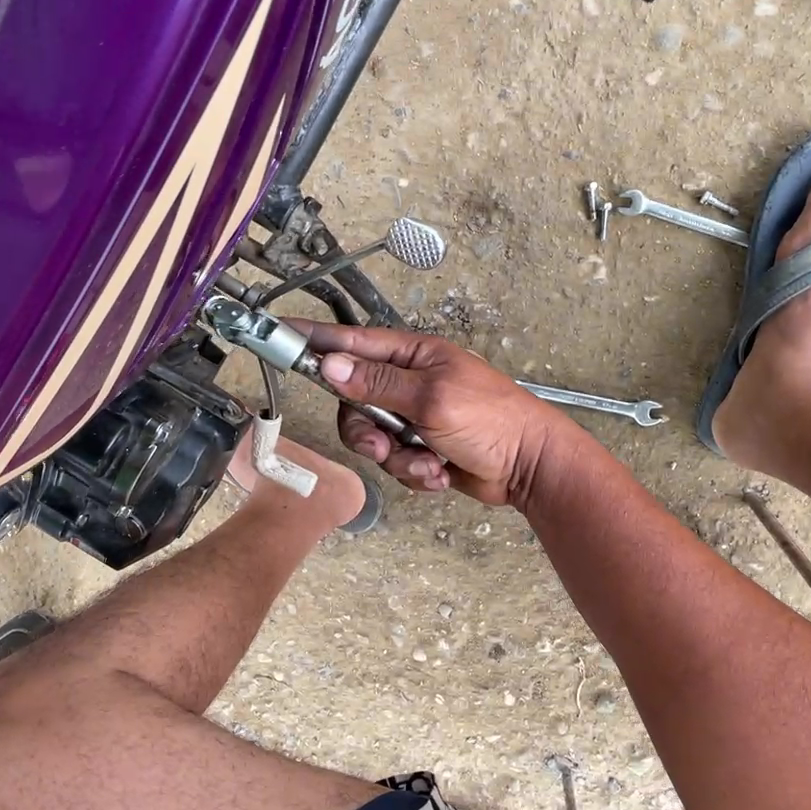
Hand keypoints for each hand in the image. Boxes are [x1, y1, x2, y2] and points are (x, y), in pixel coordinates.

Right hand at [288, 321, 575, 507]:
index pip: (353, 343)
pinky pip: (393, 461)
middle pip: (353, 401)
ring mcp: (413, 416)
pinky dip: (414, 471)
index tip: (281, 337)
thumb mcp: (432, 398)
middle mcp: (408, 382)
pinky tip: (440, 472)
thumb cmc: (492, 420)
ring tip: (426, 463)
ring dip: (395, 457)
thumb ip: (378, 383)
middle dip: (365, 431)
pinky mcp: (419, 447)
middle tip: (382, 445)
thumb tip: (331, 364)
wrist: (529, 467)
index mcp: (413, 356)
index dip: (316, 342)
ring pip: (370, 437)